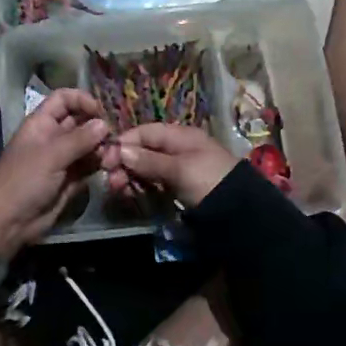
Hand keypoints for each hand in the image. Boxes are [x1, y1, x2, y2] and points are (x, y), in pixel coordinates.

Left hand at [0, 89, 109, 258]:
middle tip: (117, 135)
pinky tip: (112, 167)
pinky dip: (100, 165)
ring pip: (88, 145)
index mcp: (41, 124)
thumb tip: (104, 124)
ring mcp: (62, 159)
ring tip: (114, 155)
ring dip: (102, 148)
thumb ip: (79, 139)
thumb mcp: (50, 156)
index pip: (63, 99)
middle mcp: (53, 137)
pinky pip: (90, 166)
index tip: (101, 111)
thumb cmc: (23, 181)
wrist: (9, 223)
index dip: (82, 100)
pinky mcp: (70, 180)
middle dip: (98, 126)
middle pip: (80, 121)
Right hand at [100, 122, 237, 208]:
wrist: (240, 213)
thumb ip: (149, 161)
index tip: (106, 159)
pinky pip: (153, 182)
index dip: (124, 143)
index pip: (144, 132)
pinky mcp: (178, 187)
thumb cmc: (209, 181)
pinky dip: (141, 187)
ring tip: (119, 190)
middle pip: (143, 150)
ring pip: (145, 168)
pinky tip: (132, 195)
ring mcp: (178, 168)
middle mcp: (177, 148)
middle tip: (112, 181)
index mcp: (180, 136)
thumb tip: (121, 150)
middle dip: (124, 163)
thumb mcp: (179, 169)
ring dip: (130, 177)